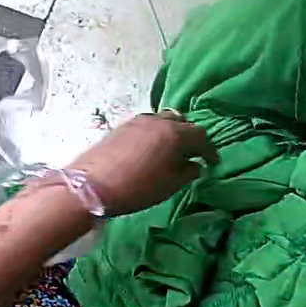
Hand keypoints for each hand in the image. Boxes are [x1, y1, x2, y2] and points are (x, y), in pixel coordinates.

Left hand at [69, 111, 218, 215]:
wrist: (93, 185)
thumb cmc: (138, 187)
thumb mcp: (170, 185)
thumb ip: (188, 172)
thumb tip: (195, 165)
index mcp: (176, 134)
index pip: (202, 136)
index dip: (210, 150)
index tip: (213, 162)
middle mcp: (160, 121)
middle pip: (184, 123)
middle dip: (193, 137)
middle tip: (194, 153)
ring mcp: (140, 120)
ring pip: (166, 119)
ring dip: (174, 131)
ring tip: (173, 147)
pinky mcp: (124, 125)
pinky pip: (149, 123)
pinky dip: (158, 131)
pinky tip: (153, 146)